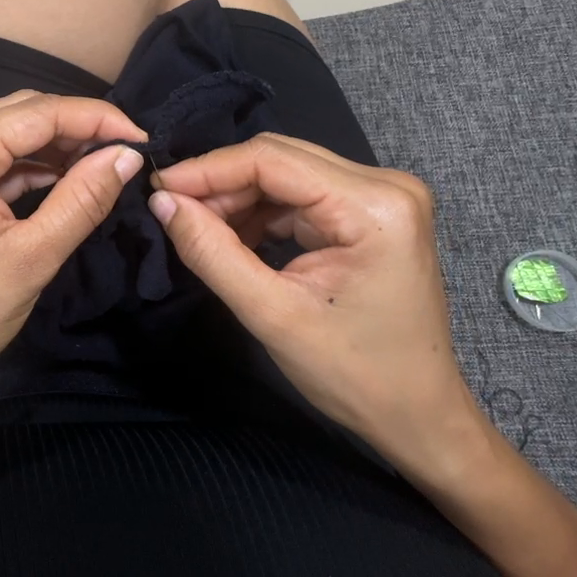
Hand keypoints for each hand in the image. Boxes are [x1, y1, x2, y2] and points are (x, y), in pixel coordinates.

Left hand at [0, 90, 146, 423]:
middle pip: (19, 113)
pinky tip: (64, 179)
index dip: (95, 118)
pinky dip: (27, 167)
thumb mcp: (34, 256)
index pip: (37, 113)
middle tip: (125, 151)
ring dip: (53, 145)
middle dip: (76, 126)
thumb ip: (83, 199)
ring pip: (5, 134)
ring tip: (103, 164)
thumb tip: (127, 157)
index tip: (142, 136)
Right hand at [148, 134, 476, 463]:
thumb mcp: (272, 315)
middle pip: (278, 158)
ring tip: (198, 228)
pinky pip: (298, 193)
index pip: (272, 159)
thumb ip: (212, 253)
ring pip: (283, 173)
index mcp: (374, 206)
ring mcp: (379, 196)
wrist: (418, 418)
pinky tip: (232, 236)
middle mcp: (384, 185)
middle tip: (172, 211)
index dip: (208, 170)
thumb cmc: (354, 375)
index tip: (158, 189)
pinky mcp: (368, 211)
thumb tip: (162, 202)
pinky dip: (259, 211)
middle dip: (220, 183)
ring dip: (236, 197)